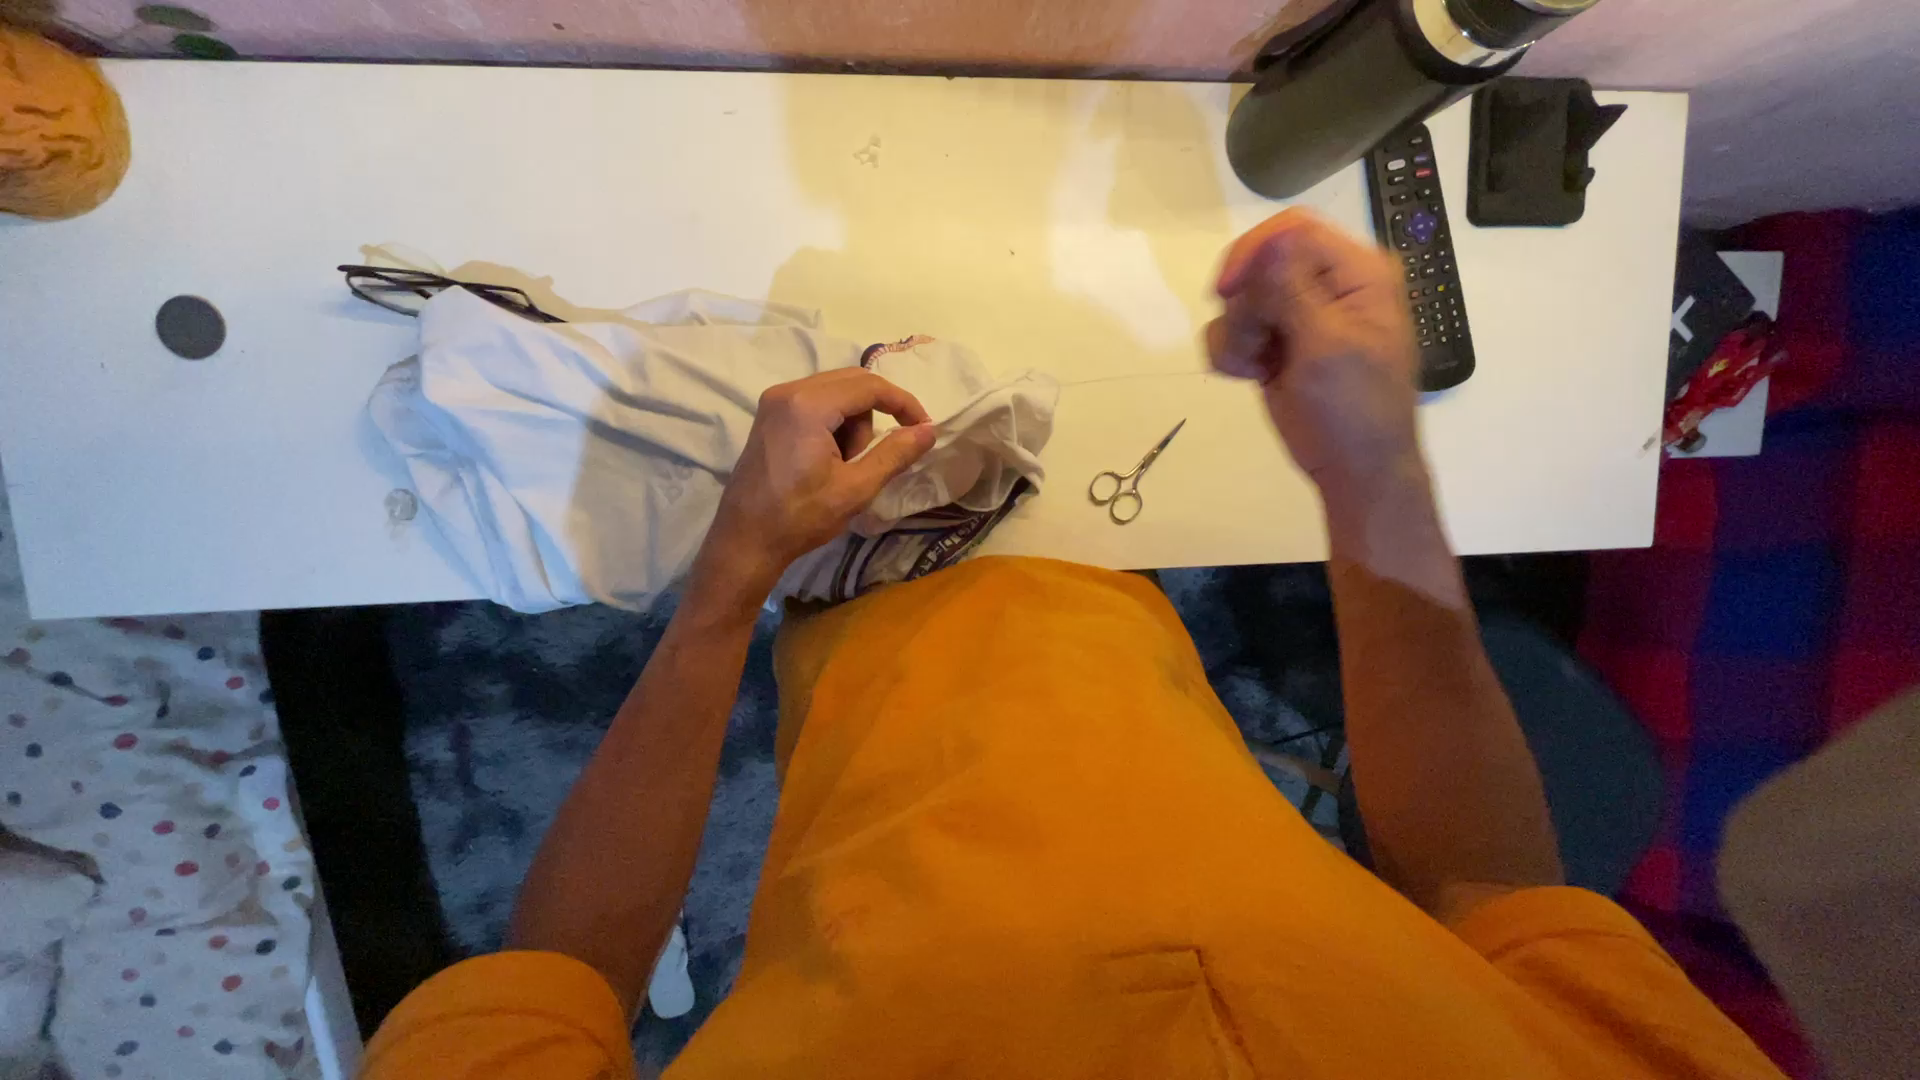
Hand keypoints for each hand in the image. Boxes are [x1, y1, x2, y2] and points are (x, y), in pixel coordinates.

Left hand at [692, 369, 935, 608]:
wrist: (745, 540)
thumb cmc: (800, 517)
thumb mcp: (856, 488)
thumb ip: (894, 454)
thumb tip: (928, 431)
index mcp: (808, 405)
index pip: (870, 386)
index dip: (903, 403)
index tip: (923, 428)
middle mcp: (788, 391)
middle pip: (852, 382)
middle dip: (875, 415)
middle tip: (876, 456)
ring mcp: (774, 402)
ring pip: (835, 393)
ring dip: (852, 423)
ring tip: (843, 466)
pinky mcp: (770, 416)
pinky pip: (815, 404)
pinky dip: (833, 425)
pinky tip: (828, 460)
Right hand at [1204, 209, 1421, 498]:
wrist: (1354, 469)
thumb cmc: (1355, 411)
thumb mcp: (1328, 347)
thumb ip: (1294, 291)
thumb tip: (1269, 239)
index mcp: (1356, 273)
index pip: (1292, 231)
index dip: (1252, 254)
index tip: (1226, 292)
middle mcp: (1324, 286)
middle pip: (1256, 266)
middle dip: (1246, 310)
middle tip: (1261, 349)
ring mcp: (1294, 316)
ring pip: (1237, 301)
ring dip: (1236, 337)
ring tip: (1260, 370)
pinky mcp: (1270, 344)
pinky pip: (1228, 331)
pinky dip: (1229, 355)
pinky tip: (1250, 377)